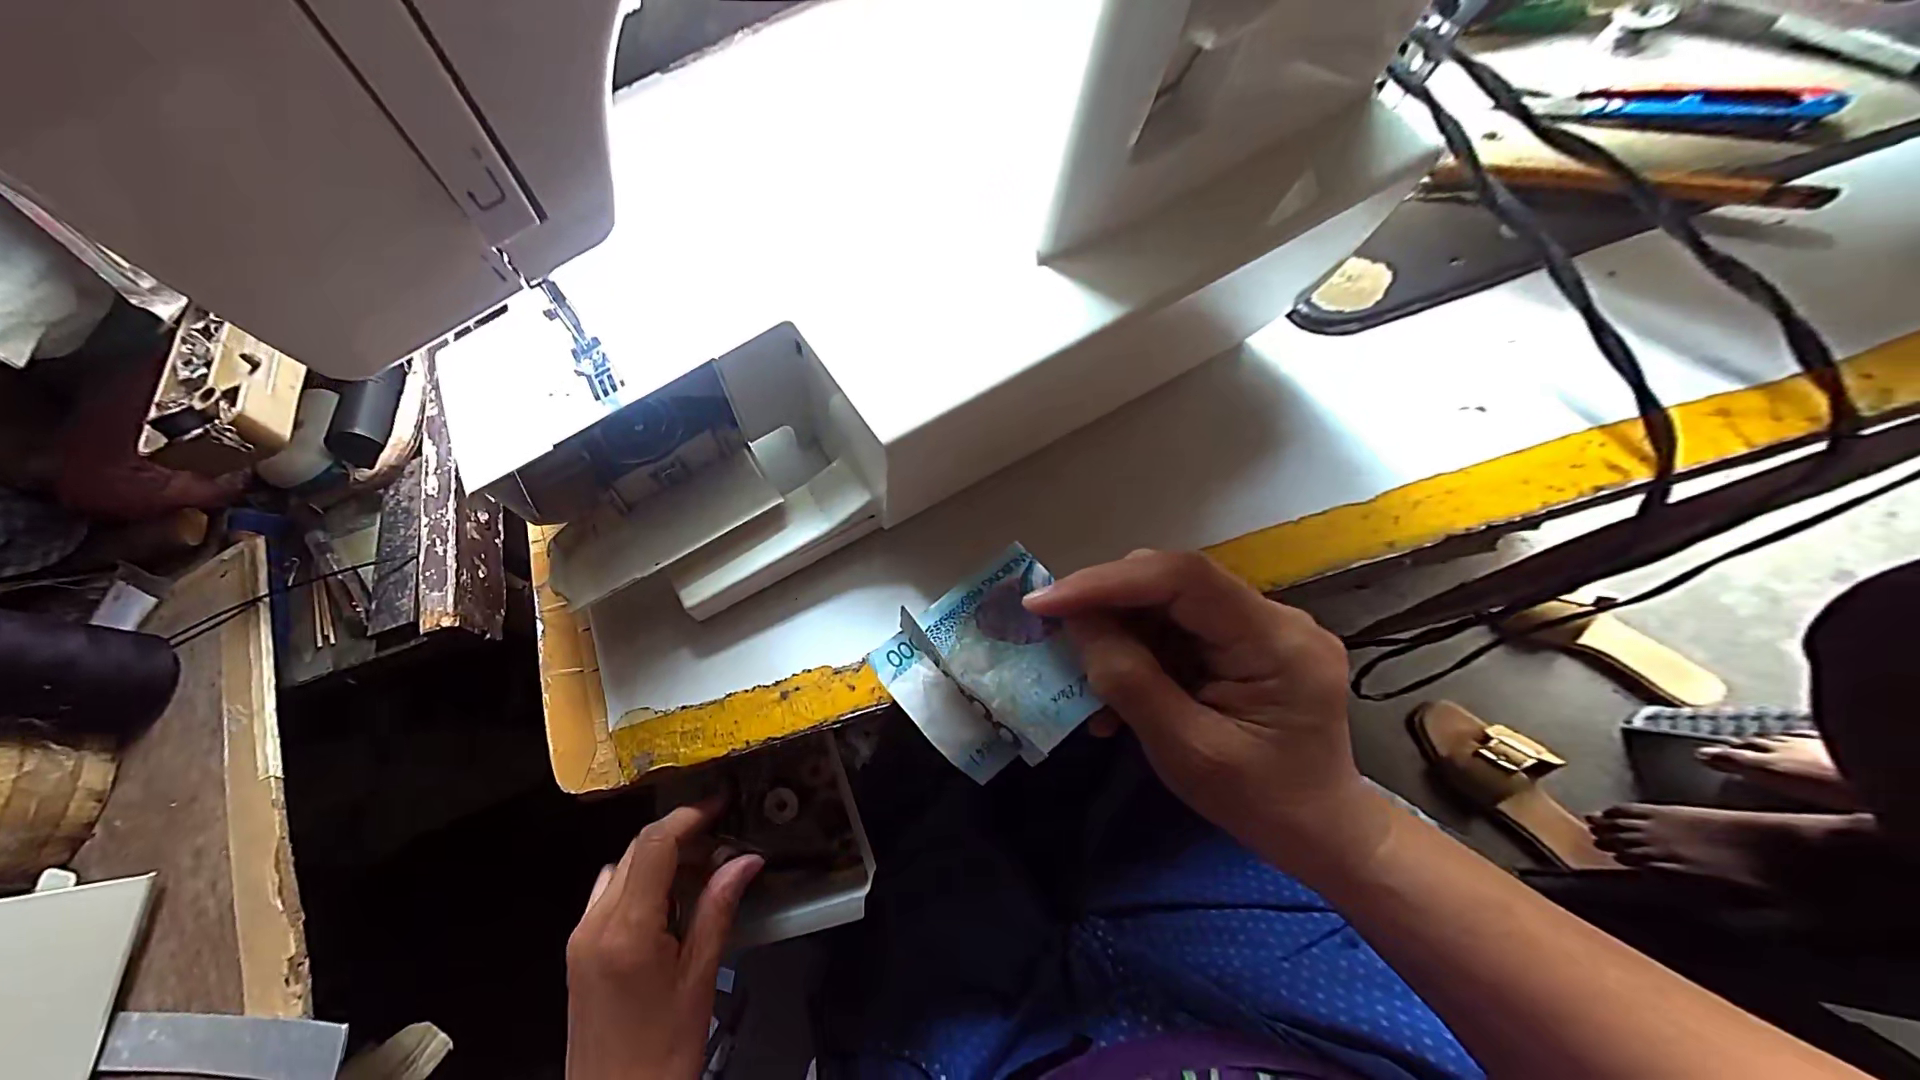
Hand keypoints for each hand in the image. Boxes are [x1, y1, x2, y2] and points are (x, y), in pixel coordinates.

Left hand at [565, 798, 763, 1079]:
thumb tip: (746, 860)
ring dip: (661, 857)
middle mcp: (594, 925)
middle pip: (638, 850)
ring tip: (701, 871)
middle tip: (722, 841)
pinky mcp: (578, 951)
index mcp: (627, 930)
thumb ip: (719, 908)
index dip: (690, 816)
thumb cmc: (662, 1050)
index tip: (721, 805)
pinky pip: (609, 893)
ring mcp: (581, 937)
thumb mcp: (700, 976)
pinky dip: (641, 880)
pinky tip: (668, 901)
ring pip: (623, 867)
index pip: (655, 845)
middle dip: (682, 835)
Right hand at [1025, 550, 1383, 866]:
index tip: (1047, 602)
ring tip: (1088, 683)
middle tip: (1055, 634)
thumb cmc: (1259, 803)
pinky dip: (1139, 652)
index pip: (1184, 579)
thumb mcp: (1186, 751)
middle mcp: (1274, 617)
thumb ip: (1130, 682)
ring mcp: (1261, 626)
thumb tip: (1078, 624)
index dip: (1108, 582)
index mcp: (1276, 642)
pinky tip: (1120, 692)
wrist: (1320, 831)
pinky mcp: (1245, 640)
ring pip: (1166, 603)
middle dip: (1106, 605)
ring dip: (1117, 635)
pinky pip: (1177, 628)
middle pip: (1172, 583)